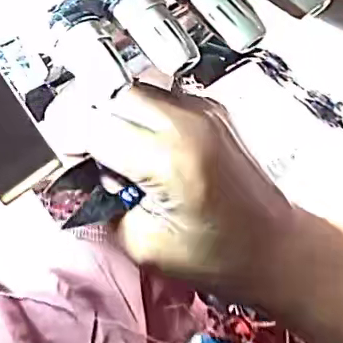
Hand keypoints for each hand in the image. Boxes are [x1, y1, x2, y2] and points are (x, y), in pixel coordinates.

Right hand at [46, 83, 298, 301]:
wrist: (280, 247)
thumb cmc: (221, 257)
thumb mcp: (146, 247)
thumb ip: (101, 206)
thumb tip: (73, 177)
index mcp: (170, 159)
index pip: (93, 124)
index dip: (67, 140)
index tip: (62, 159)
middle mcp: (186, 122)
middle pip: (107, 93)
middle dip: (83, 119)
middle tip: (80, 151)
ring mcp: (200, 107)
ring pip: (129, 85)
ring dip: (109, 110)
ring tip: (110, 145)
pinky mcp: (208, 104)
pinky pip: (155, 91)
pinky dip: (136, 110)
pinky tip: (140, 140)